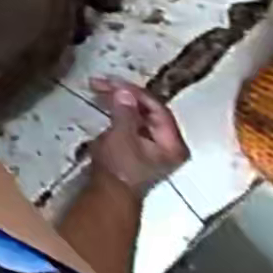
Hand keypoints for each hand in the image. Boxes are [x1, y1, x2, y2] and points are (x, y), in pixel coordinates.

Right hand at [88, 77, 189, 194]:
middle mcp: (170, 143)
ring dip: (120, 99)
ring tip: (99, 88)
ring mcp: (156, 145)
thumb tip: (123, 90)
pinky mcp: (141, 145)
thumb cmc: (120, 166)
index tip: (113, 81)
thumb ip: (125, 112)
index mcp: (173, 144)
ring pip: (141, 114)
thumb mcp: (122, 137)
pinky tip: (105, 102)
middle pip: (151, 110)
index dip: (136, 93)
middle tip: (102, 82)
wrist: (110, 191)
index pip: (159, 109)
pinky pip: (134, 120)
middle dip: (126, 94)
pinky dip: (119, 109)